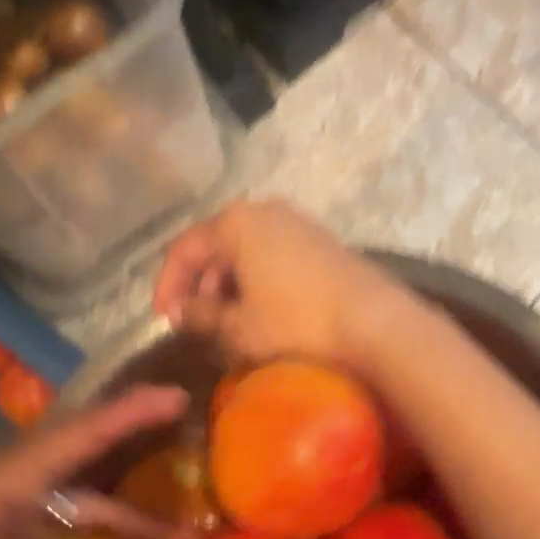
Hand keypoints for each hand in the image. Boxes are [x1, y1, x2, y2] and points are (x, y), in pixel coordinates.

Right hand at [154, 199, 404, 364]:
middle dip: (203, 286)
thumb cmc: (297, 324)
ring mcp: (301, 225)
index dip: (167, 285)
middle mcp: (268, 211)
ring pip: (250, 254)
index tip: (164, 319)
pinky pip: (278, 260)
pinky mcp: (326, 245)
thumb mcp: (239, 327)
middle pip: (219, 246)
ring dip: (233, 288)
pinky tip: (266, 318)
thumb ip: (201, 316)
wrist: (376, 324)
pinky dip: (262, 285)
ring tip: (231, 326)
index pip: (185, 248)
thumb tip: (181, 312)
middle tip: (197, 324)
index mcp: (237, 222)